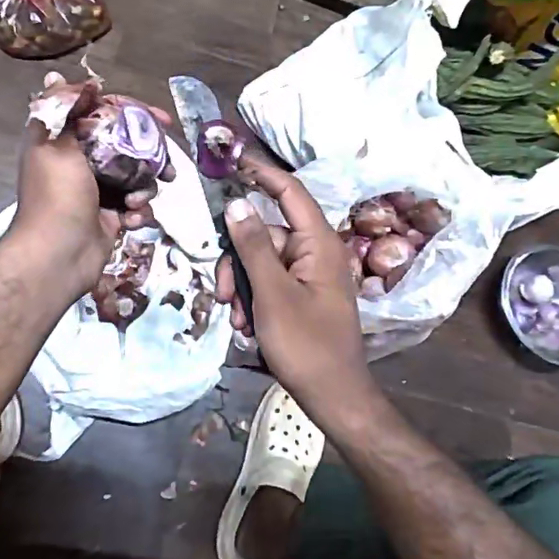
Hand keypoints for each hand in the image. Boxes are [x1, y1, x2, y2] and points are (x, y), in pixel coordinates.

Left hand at [8, 74, 157, 301]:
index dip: (131, 110)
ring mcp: (98, 190)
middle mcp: (81, 162)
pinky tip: (131, 219)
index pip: (103, 112)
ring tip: (138, 199)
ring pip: (137, 176)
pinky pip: (136, 205)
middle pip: (127, 144)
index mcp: (64, 141)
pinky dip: (138, 211)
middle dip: (150, 154)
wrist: (57, 255)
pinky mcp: (111, 216)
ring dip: (144, 187)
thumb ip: (64, 111)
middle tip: (167, 164)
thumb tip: (52, 74)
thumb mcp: (56, 144)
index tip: (159, 118)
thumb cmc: (57, 195)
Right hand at [214, 155, 374, 412]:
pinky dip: (253, 299)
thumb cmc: (306, 344)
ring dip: (243, 286)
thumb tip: (236, 204)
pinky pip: (269, 283)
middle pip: (265, 235)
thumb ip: (253, 246)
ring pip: (261, 262)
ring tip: (239, 319)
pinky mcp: (302, 296)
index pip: (290, 192)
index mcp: (319, 244)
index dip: (262, 174)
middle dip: (238, 262)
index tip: (232, 161)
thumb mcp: (272, 294)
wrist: (332, 396)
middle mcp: (316, 253)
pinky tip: (247, 326)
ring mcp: (309, 276)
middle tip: (225, 294)